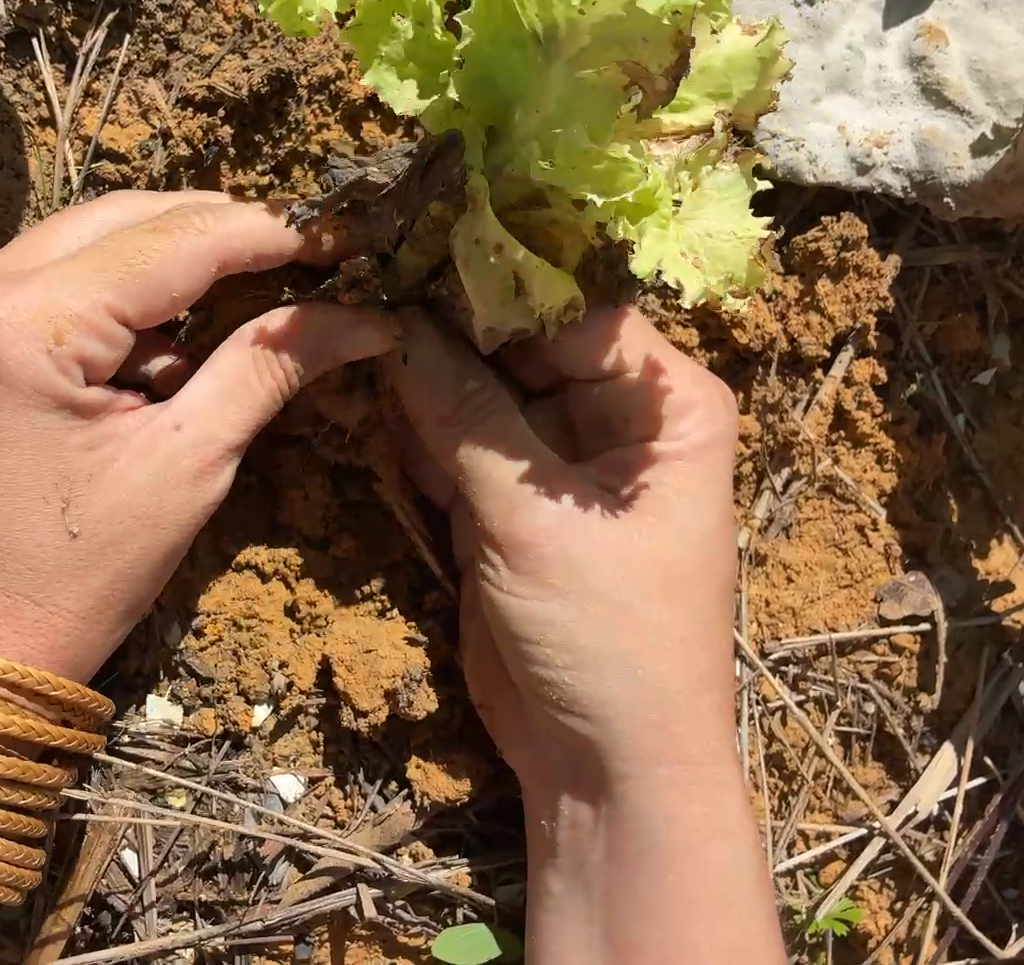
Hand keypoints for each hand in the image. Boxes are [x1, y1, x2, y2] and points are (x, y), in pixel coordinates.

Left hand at [0, 192, 396, 679]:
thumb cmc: (79, 578)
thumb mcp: (188, 465)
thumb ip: (267, 366)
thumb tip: (363, 318)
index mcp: (22, 325)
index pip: (173, 240)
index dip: (265, 232)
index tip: (334, 236)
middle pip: (124, 217)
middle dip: (219, 232)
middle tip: (298, 259)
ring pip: (85, 239)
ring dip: (170, 262)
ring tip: (240, 302)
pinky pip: (50, 278)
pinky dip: (118, 295)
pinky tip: (161, 341)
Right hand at [385, 306, 741, 789]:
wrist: (599, 763)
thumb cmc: (605, 636)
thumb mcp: (534, 519)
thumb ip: (464, 418)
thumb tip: (400, 325)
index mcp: (662, 404)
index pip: (574, 310)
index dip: (497, 285)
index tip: (415, 259)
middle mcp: (612, 419)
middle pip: (519, 348)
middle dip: (449, 335)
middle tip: (371, 299)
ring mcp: (553, 462)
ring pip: (480, 397)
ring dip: (425, 385)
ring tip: (361, 346)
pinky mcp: (508, 503)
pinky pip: (459, 448)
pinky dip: (421, 436)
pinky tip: (377, 410)